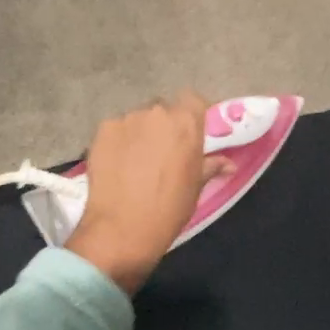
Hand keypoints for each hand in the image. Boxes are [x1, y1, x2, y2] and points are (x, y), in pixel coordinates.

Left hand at [65, 91, 232, 293]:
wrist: (121, 228)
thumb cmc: (167, 210)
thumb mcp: (194, 189)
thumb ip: (209, 167)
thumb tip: (227, 163)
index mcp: (186, 123)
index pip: (193, 101)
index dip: (191, 116)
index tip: (188, 137)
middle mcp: (157, 112)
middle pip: (163, 111)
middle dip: (163, 128)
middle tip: (161, 155)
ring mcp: (127, 119)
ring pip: (137, 121)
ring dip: (139, 135)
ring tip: (134, 164)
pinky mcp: (102, 130)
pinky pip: (115, 131)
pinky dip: (117, 143)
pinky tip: (116, 166)